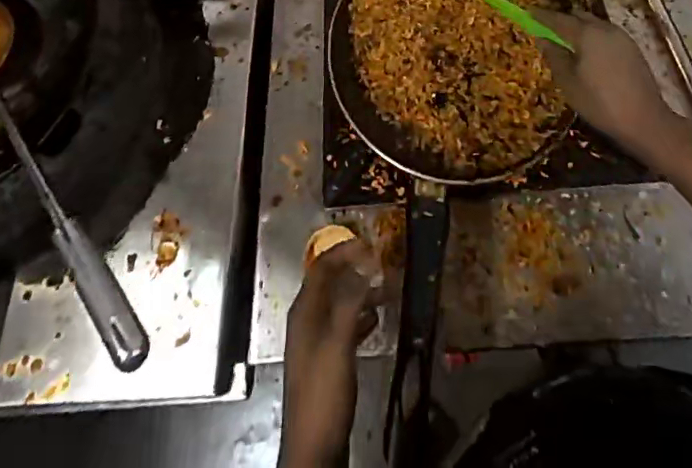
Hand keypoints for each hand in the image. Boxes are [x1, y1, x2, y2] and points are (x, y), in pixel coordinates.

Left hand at [281, 239, 381, 467]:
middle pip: (329, 284)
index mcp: (304, 312)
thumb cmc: (323, 392)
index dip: (343, 252)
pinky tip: (377, 320)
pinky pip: (344, 326)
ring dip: (360, 293)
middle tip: (382, 263)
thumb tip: (364, 263)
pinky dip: (360, 317)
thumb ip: (350, 302)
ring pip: (339, 305)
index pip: (321, 268)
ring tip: (387, 289)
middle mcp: (307, 321)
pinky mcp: (328, 360)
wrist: (314, 449)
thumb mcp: (338, 344)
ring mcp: (316, 341)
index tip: (370, 244)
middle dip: (353, 270)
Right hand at [533, 9, 691, 162]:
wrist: (645, 121)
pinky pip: (605, 35)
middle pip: (579, 16)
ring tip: (566, 42)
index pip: (558, 19)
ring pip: (594, 24)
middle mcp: (605, 29)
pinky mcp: (632, 49)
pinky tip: (587, 53)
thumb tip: (542, 39)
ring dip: (578, 28)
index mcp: (587, 34)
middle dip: (562, 19)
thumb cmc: (599, 102)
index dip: (541, 15)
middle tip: (546, 28)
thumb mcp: (568, 82)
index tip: (528, 11)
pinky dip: (592, 37)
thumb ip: (554, 55)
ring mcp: (622, 38)